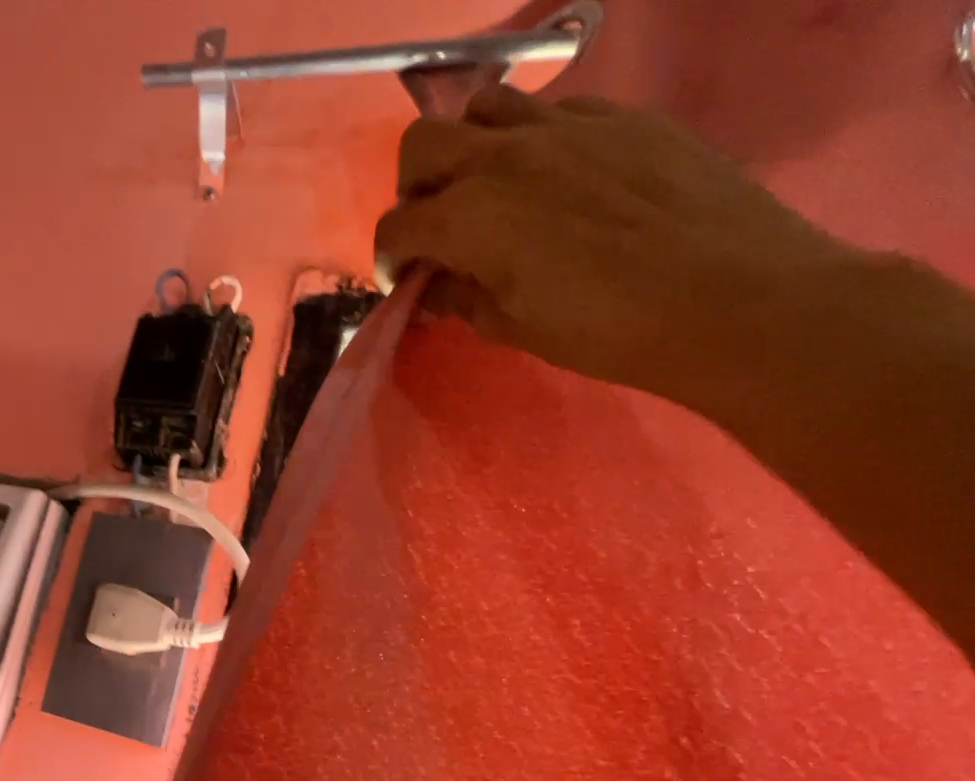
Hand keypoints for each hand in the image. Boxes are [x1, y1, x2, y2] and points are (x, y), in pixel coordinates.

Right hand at [373, 84, 857, 404]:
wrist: (735, 298)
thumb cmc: (606, 329)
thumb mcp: (512, 326)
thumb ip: (459, 296)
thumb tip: (433, 285)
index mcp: (467, 216)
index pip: (396, 226)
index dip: (391, 258)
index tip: (407, 280)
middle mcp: (503, 157)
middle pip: (421, 145)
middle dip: (414, 186)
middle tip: (437, 223)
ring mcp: (566, 126)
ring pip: (485, 106)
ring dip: (471, 146)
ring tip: (493, 185)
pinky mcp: (622, 117)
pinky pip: (557, 109)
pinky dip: (538, 138)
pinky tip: (562, 178)